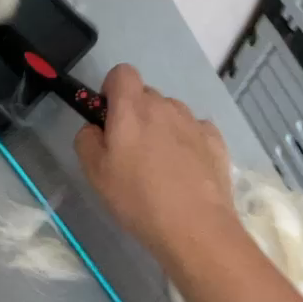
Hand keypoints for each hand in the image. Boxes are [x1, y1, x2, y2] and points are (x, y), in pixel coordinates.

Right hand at [75, 64, 240, 261]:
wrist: (196, 229)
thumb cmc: (138, 198)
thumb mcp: (94, 173)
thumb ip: (86, 139)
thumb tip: (95, 128)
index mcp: (132, 107)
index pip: (122, 72)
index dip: (112, 90)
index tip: (110, 118)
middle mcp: (164, 105)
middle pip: (146, 96)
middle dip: (137, 115)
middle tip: (132, 153)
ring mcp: (193, 121)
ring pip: (171, 113)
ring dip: (163, 129)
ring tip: (163, 168)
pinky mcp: (216, 141)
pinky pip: (195, 131)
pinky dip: (188, 143)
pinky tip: (187, 173)